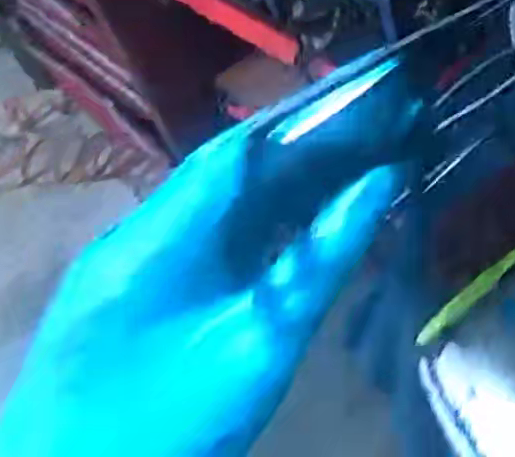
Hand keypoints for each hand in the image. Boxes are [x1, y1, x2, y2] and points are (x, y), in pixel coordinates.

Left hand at [0, 52, 419, 456]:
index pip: (238, 150)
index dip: (303, 115)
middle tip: (374, 124)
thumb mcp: (263, 345)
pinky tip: (306, 209)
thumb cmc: (173, 435)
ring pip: (224, 195)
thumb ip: (324, 257)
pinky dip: (264, 212)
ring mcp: (130, 258)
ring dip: (289, 175)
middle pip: (234, 166)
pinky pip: (212, 228)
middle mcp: (136, 232)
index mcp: (154, 240)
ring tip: (355, 157)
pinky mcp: (137, 283)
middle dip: (307, 143)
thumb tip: (384, 179)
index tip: (362, 93)